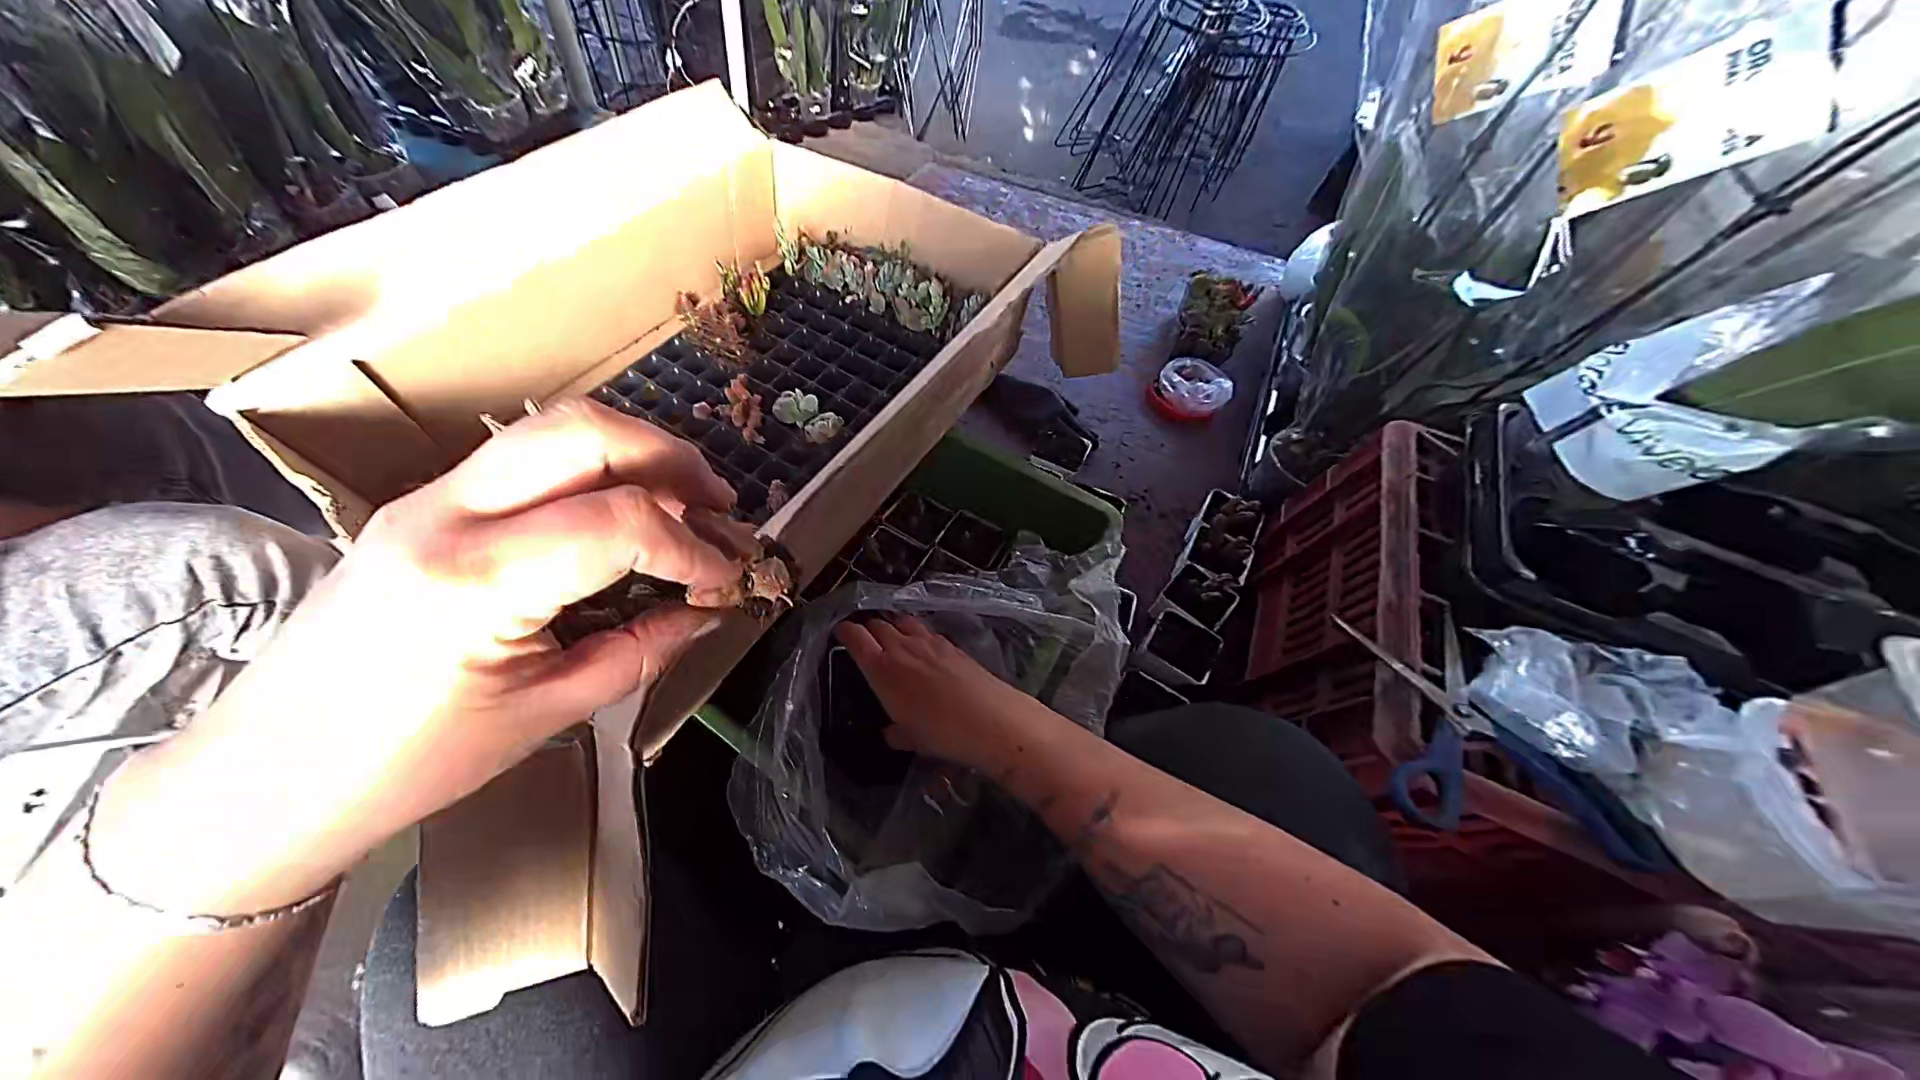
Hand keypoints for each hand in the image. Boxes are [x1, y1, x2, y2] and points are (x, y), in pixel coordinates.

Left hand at [92, 399, 745, 912]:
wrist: (266, 774)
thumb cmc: (412, 762)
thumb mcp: (549, 711)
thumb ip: (642, 648)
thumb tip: (709, 610)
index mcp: (475, 580)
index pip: (620, 522)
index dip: (692, 547)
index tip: (727, 579)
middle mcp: (447, 513)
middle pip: (583, 432)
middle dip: (673, 459)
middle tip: (719, 506)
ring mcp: (429, 497)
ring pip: (554, 427)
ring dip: (637, 452)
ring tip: (685, 499)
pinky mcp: (426, 502)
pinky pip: (529, 456)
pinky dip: (597, 469)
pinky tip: (625, 510)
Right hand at [834, 616, 1077, 774]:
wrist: (991, 718)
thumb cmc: (941, 732)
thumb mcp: (911, 739)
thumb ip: (896, 733)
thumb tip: (891, 733)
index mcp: (881, 668)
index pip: (855, 637)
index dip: (844, 631)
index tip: (840, 633)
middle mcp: (902, 647)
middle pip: (878, 624)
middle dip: (869, 628)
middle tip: (866, 639)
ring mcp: (929, 642)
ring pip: (903, 621)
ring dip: (894, 626)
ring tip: (893, 637)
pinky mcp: (952, 644)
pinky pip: (926, 631)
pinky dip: (918, 634)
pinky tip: (924, 649)